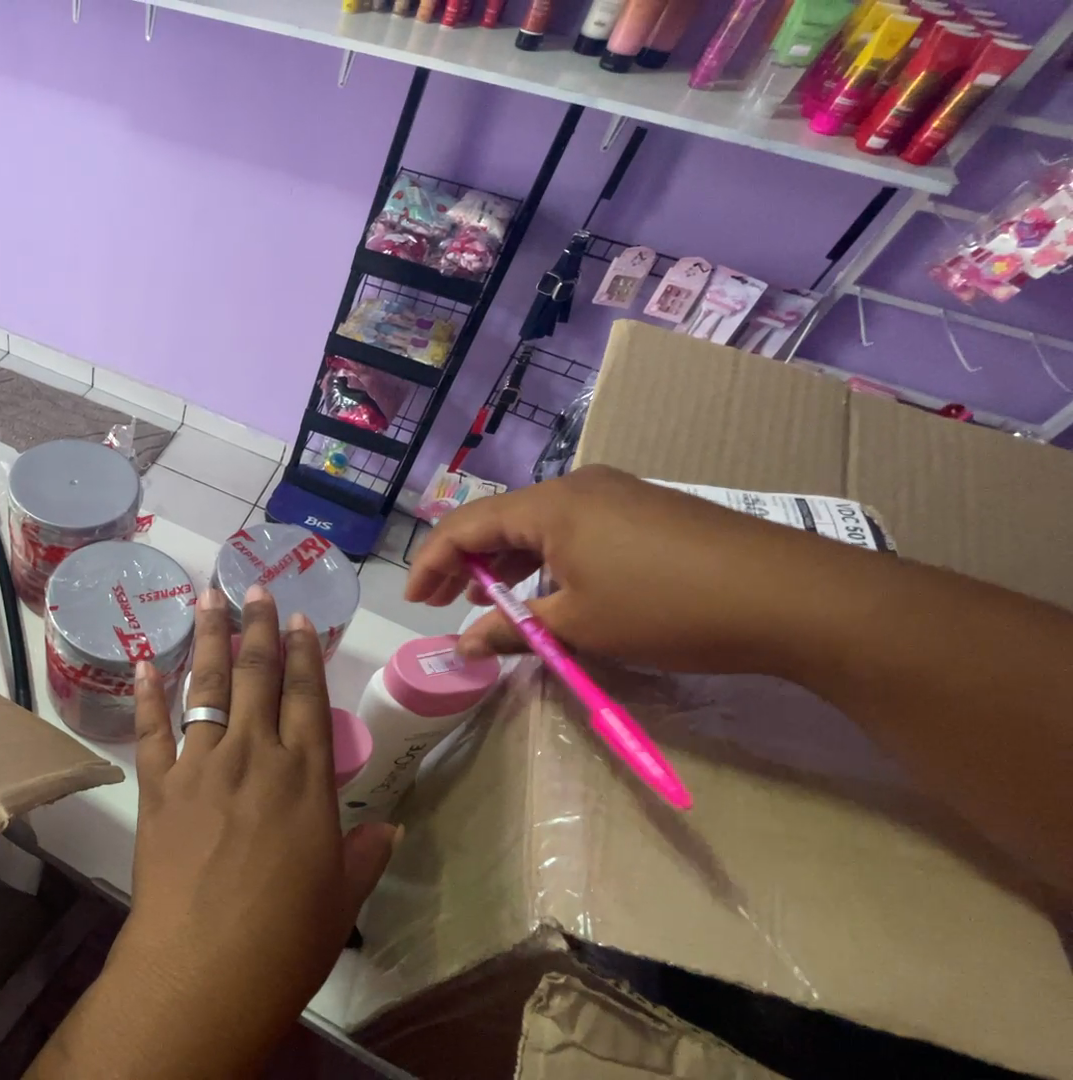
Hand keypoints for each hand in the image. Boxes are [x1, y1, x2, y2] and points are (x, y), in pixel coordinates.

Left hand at [31, 584, 396, 1078]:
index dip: (304, 652)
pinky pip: (152, 729)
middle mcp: (254, 756)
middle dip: (257, 627)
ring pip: (205, 688)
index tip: (299, 617)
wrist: (206, 967)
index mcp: (306, 778)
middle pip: (256, 676)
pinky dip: (146, 693)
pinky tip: (144, 661)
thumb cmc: (286, 939)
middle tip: (253, 586)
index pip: (307, 696)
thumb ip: (362, 853)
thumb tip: (387, 826)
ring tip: (208, 598)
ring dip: (207, 639)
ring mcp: (201, 766)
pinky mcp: (157, 786)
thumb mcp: (340, 898)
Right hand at [405, 465, 838, 675]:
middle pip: (497, 520)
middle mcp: (576, 487)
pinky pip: (572, 530)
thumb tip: (464, 646)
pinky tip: (548, 591)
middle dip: (463, 563)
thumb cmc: (667, 608)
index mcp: (549, 505)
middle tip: (441, 603)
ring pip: (536, 526)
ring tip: (488, 601)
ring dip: (504, 563)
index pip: (464, 526)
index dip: (431, 563)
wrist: (796, 597)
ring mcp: (616, 495)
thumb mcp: (578, 626)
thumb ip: (510, 630)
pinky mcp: (646, 511)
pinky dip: (544, 560)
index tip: (414, 602)